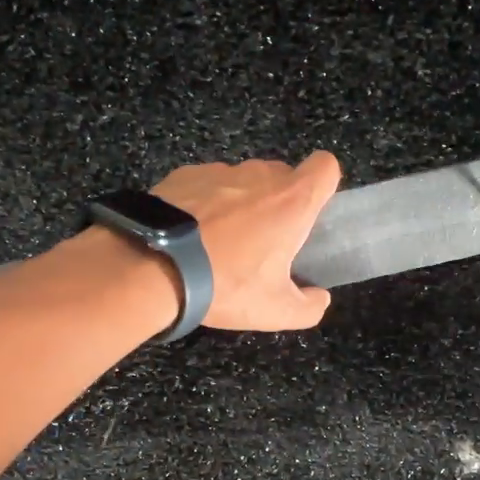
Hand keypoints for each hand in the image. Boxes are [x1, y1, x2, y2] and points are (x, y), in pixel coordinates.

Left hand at [151, 151, 340, 331]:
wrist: (153, 265)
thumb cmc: (226, 285)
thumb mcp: (275, 311)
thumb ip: (309, 307)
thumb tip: (318, 297)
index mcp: (291, 203)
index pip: (325, 168)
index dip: (324, 186)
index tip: (311, 214)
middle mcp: (259, 176)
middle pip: (284, 175)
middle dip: (281, 202)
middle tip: (266, 242)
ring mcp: (220, 171)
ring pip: (244, 181)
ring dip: (243, 204)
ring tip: (222, 243)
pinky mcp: (185, 175)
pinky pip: (208, 185)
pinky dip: (207, 204)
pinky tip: (192, 236)